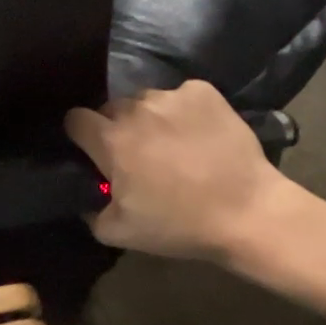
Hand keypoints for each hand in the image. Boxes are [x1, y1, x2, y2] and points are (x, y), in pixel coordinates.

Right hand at [65, 82, 300, 261]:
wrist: (250, 213)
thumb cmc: (181, 224)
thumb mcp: (122, 233)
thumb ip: (92, 214)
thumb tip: (85, 201)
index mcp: (110, 139)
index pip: (75, 118)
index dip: (81, 134)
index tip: (93, 149)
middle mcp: (134, 108)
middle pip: (111, 108)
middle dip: (117, 127)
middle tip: (138, 153)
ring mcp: (170, 96)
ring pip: (146, 100)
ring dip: (150, 117)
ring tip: (173, 142)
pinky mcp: (203, 91)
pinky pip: (181, 95)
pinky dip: (184, 110)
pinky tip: (199, 132)